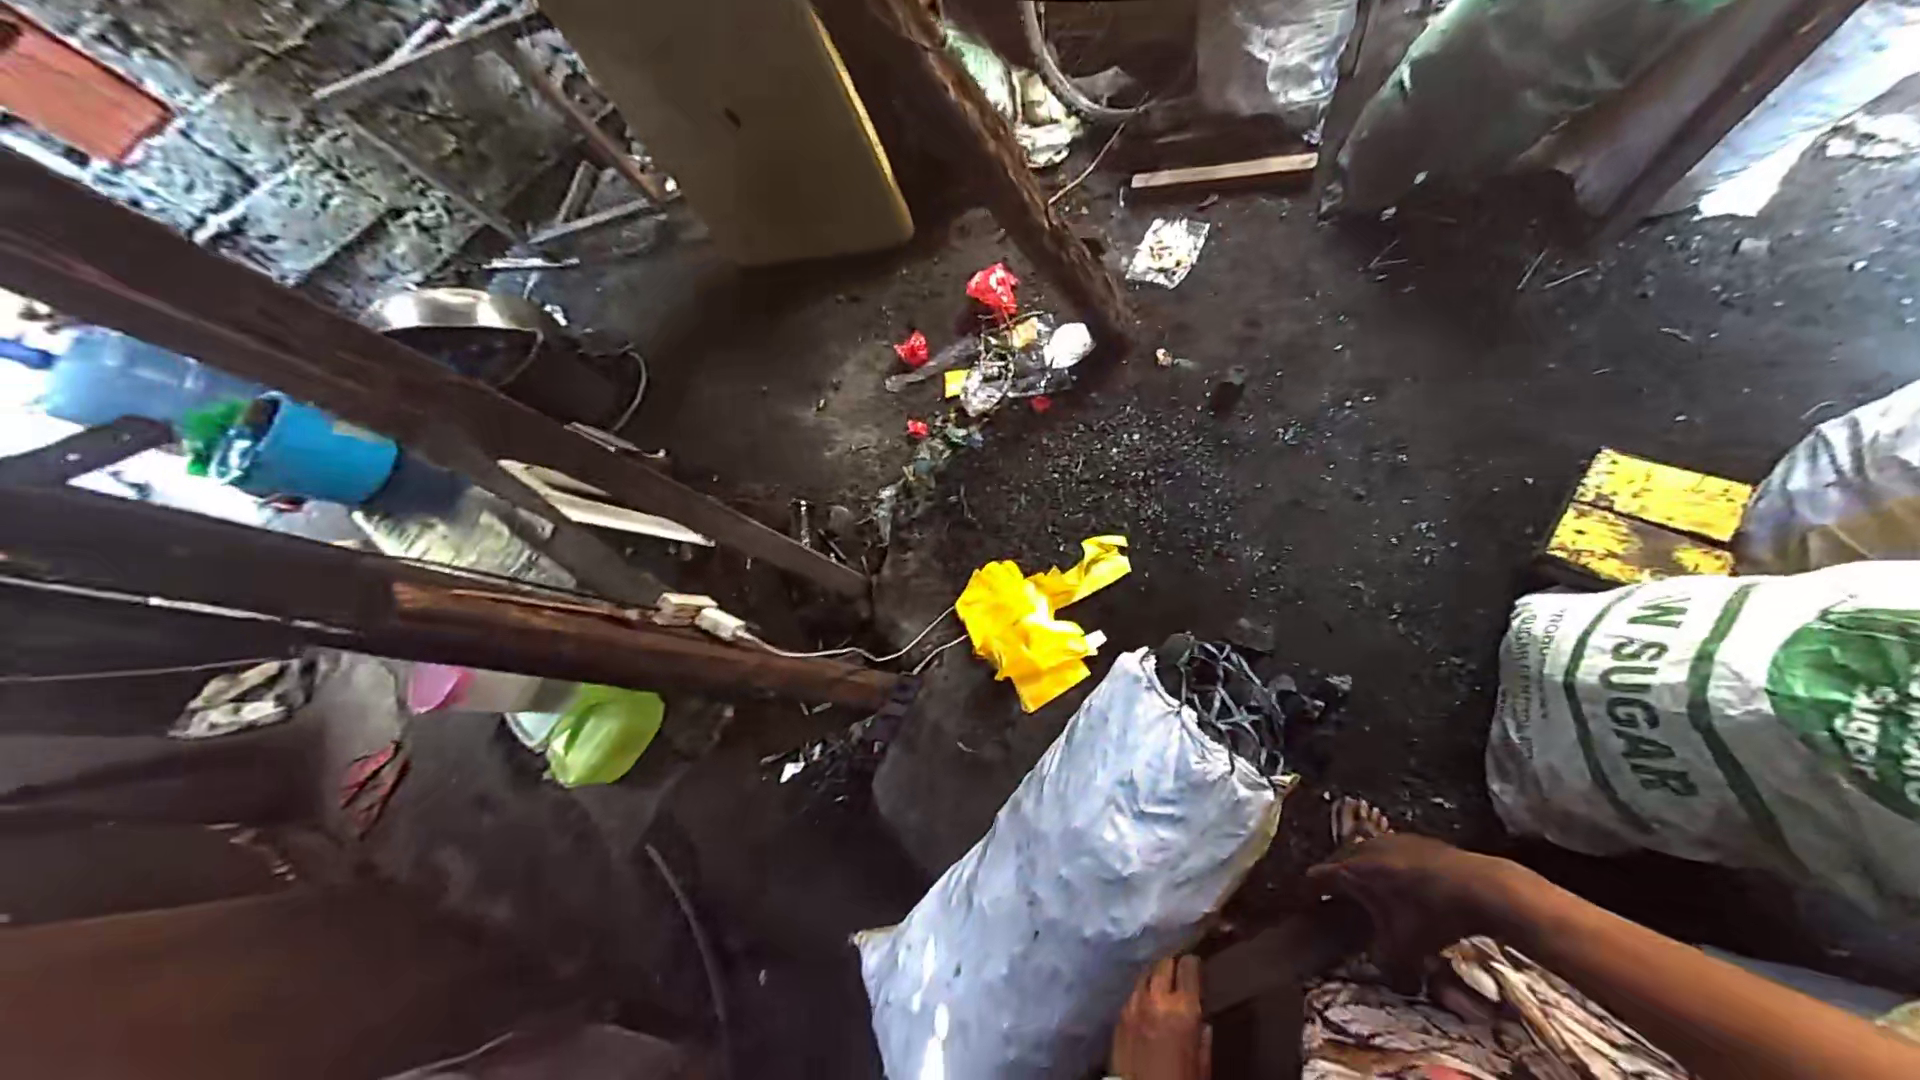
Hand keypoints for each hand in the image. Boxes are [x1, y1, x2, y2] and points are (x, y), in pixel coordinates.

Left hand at [1111, 955, 1210, 1079]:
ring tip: (1160, 982)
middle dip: (1172, 964)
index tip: (1195, 964)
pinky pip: (1132, 993)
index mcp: (1183, 1010)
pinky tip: (1146, 1001)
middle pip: (1164, 963)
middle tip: (1178, 970)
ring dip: (1154, 976)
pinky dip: (1141, 992)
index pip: (1188, 968)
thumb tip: (1203, 1024)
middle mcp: (1157, 998)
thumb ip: (1203, 1042)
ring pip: (1145, 974)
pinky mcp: (1119, 1013)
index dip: (1192, 963)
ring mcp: (1134, 1003)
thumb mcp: (1201, 1068)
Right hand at [1305, 833, 1526, 985]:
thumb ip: (1385, 962)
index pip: (1315, 878)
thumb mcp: (1405, 949)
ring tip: (1375, 895)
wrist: (1482, 888)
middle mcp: (1362, 849)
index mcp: (1350, 871)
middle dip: (1336, 883)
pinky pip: (1390, 853)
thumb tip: (1384, 975)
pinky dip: (1391, 869)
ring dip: (1365, 873)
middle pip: (1337, 863)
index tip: (1303, 903)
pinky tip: (1408, 887)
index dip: (1307, 892)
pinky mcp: (1414, 839)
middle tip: (1339, 902)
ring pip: (1365, 855)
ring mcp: (1389, 840)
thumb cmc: (1433, 916)